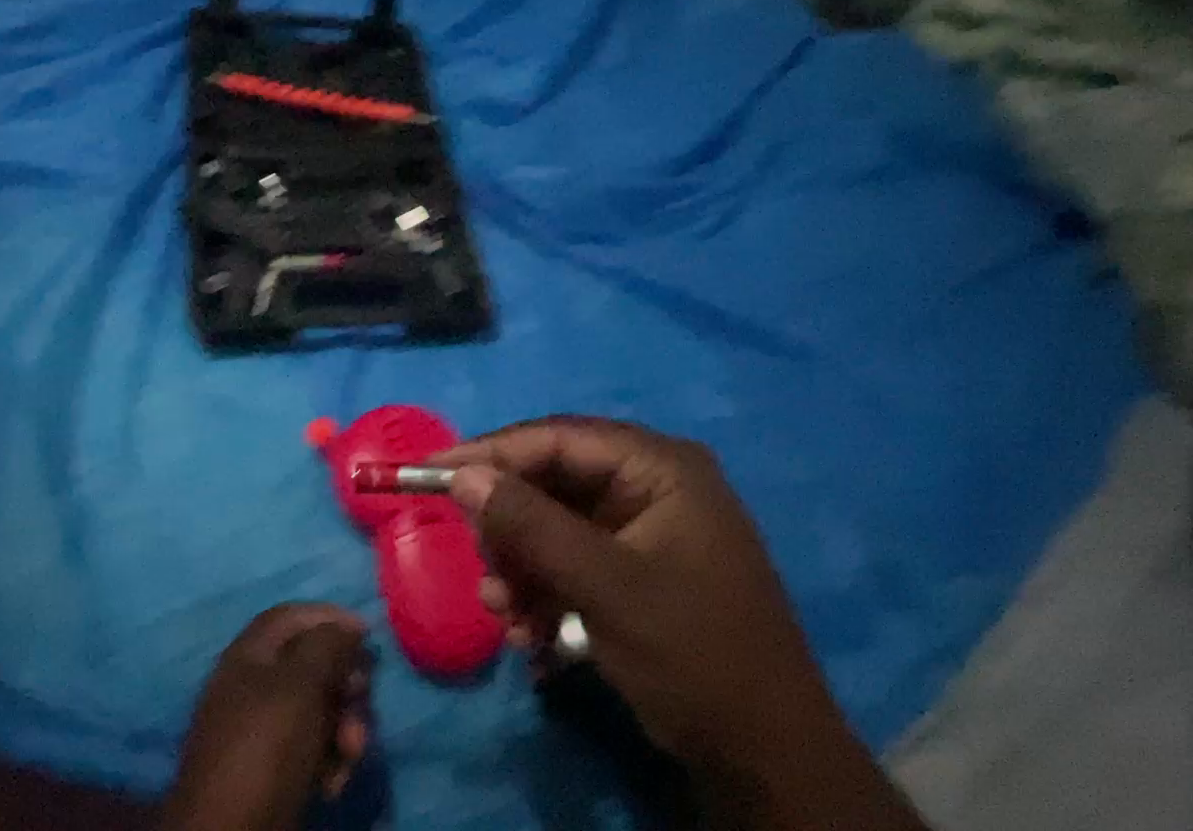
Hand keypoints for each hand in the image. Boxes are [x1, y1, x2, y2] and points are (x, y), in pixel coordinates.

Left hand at [162, 604, 370, 830]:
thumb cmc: (266, 747)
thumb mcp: (300, 685)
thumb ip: (327, 645)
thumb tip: (349, 625)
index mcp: (248, 656)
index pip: (290, 617)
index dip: (329, 617)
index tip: (367, 633)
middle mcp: (252, 687)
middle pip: (311, 664)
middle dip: (344, 680)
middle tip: (361, 696)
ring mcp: (262, 731)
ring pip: (319, 709)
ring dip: (344, 726)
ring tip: (351, 750)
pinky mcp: (274, 770)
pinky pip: (313, 748)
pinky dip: (330, 758)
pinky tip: (333, 780)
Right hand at [436, 417, 927, 829]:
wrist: (763, 754)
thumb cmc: (691, 653)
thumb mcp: (604, 585)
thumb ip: (530, 524)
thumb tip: (463, 475)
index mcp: (660, 466)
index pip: (557, 438)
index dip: (490, 452)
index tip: (429, 473)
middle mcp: (652, 485)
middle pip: (552, 481)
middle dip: (509, 527)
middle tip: (483, 567)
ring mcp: (645, 529)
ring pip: (554, 526)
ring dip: (521, 566)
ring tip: (506, 614)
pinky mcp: (636, 570)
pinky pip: (570, 561)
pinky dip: (542, 589)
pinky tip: (529, 632)